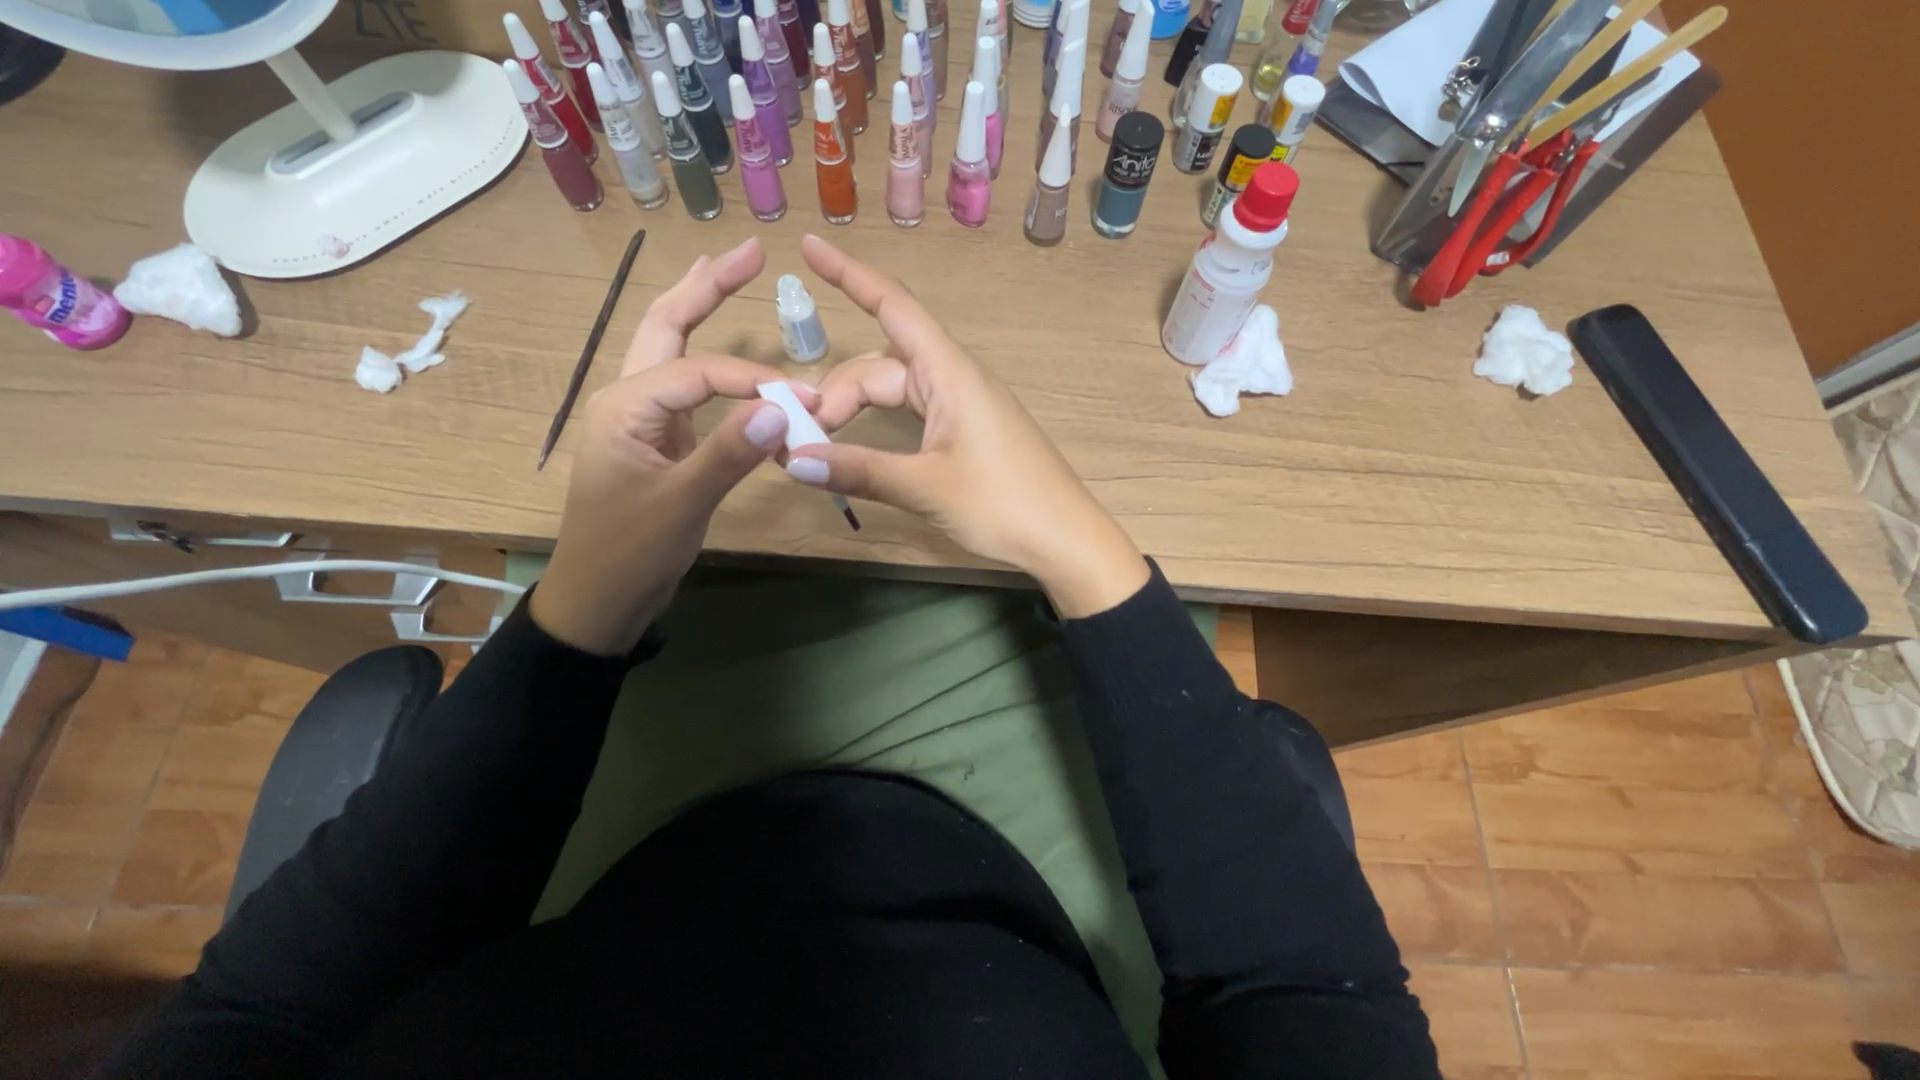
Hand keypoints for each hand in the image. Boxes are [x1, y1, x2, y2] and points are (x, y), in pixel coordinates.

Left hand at [533, 238, 810, 653]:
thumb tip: (782, 407)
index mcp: (626, 406)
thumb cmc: (629, 550)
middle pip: (666, 325)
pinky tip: (722, 352)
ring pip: (669, 350)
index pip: (700, 372)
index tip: (807, 400)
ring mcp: (640, 419)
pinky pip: (685, 389)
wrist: (599, 597)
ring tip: (726, 272)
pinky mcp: (655, 441)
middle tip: (750, 252)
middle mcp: (628, 399)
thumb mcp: (682, 502)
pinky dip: (708, 363)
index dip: (757, 381)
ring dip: (697, 309)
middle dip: (705, 287)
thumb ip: (730, 452)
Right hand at [784, 235, 1147, 618]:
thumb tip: (793, 460)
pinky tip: (857, 452)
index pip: (893, 308)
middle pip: (879, 367)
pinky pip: (911, 414)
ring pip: (893, 393)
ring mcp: (961, 407)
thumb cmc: (1005, 505)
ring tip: (816, 446)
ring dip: (854, 413)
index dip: (850, 277)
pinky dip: (878, 429)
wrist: (1066, 539)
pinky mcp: (965, 433)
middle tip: (797, 440)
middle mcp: (954, 379)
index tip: (809, 248)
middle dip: (836, 395)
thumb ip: (860, 470)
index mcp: (950, 373)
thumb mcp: (926, 487)